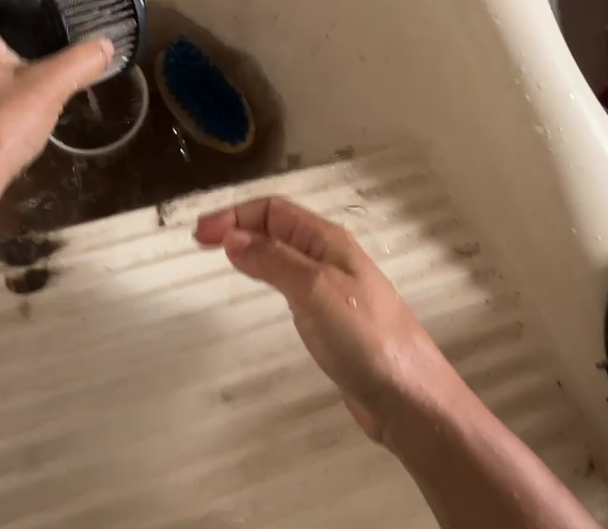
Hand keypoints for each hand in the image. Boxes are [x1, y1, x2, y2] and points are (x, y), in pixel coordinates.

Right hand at [195, 197, 460, 442]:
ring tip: (222, 257)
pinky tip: (261, 288)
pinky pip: (292, 283)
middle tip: (200, 241)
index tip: (199, 234)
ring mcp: (332, 288)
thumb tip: (231, 236)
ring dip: (252, 248)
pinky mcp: (331, 319)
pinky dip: (267, 275)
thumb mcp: (314, 290)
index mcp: (328, 240)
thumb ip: (273, 260)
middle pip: (277, 227)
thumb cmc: (364, 336)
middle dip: (239, 226)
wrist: (408, 397)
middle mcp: (330, 257)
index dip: (235, 215)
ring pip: (284, 254)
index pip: (274, 210)